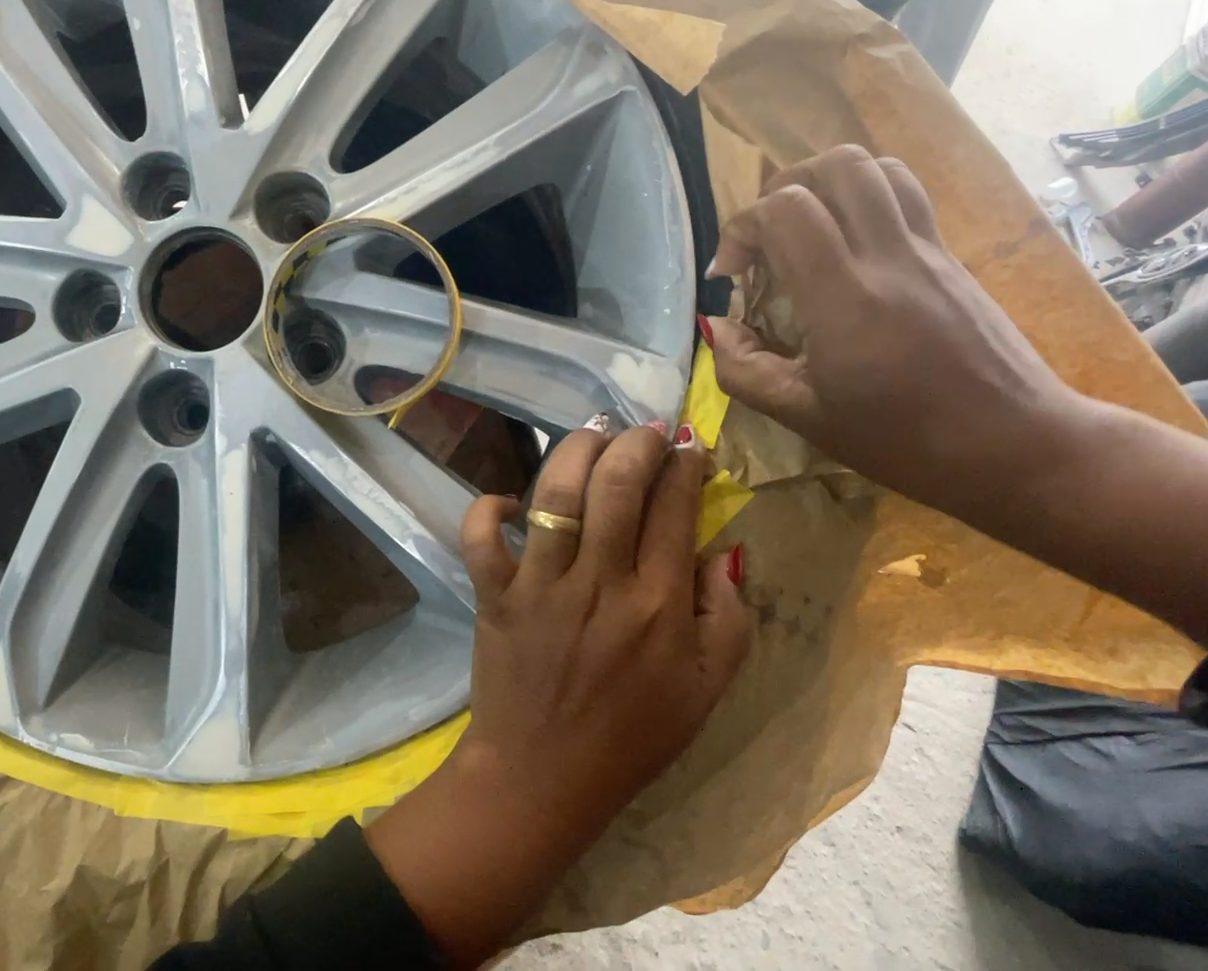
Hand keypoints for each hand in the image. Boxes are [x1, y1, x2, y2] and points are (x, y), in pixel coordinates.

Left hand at [456, 423, 752, 822]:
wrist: (544, 776)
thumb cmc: (632, 736)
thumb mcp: (708, 689)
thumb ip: (727, 618)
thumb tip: (721, 551)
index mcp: (658, 605)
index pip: (674, 508)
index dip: (684, 464)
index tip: (688, 446)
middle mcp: (600, 583)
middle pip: (616, 484)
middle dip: (634, 443)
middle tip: (642, 431)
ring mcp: (540, 587)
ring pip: (555, 495)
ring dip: (574, 452)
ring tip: (591, 436)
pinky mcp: (494, 597)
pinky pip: (480, 539)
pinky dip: (487, 510)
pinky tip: (509, 503)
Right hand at [706, 145, 1083, 511]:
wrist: (1014, 443)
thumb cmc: (901, 440)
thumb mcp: (802, 415)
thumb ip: (743, 368)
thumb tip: (722, 327)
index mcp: (845, 297)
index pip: (786, 209)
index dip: (742, 227)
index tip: (731, 275)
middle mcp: (889, 256)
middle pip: (837, 165)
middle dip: (783, 188)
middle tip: (766, 239)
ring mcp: (927, 250)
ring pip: (877, 168)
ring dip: (827, 184)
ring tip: (806, 231)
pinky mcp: (950, 257)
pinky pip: (904, 196)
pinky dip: (863, 200)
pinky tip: (846, 248)